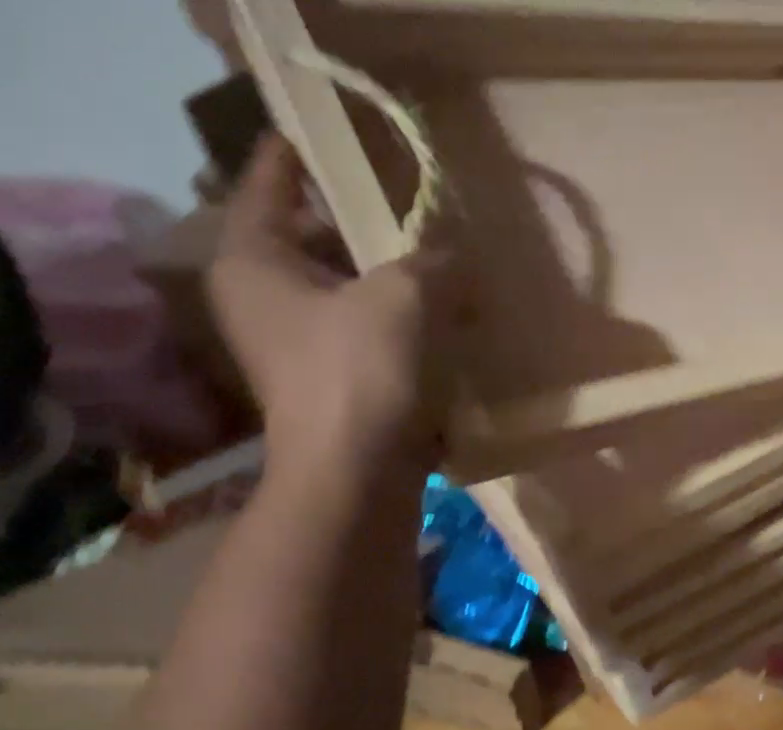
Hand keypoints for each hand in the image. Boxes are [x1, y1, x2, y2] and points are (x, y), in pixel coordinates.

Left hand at [210, 135, 443, 473]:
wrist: (359, 473)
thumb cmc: (361, 371)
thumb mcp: (407, 297)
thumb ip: (435, 262)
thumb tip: (458, 258)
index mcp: (254, 261)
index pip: (268, 184)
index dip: (296, 155)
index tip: (322, 134)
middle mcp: (263, 298)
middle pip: (315, 240)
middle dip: (366, 226)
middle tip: (413, 204)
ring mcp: (297, 345)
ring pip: (350, 291)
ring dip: (397, 281)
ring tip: (449, 264)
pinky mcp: (336, 382)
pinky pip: (372, 334)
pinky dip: (407, 325)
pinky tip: (451, 321)